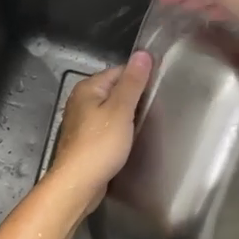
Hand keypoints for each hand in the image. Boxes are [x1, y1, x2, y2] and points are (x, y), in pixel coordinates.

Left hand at [46, 50, 151, 208]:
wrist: (78, 184)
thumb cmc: (99, 145)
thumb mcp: (120, 110)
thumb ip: (132, 83)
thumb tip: (143, 53)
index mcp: (87, 88)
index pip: (119, 71)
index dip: (140, 77)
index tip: (160, 88)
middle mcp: (81, 101)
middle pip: (114, 90)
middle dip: (135, 98)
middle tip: (157, 108)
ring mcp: (81, 122)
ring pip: (111, 111)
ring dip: (128, 115)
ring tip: (147, 123)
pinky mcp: (86, 141)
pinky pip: (107, 128)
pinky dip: (119, 130)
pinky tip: (131, 139)